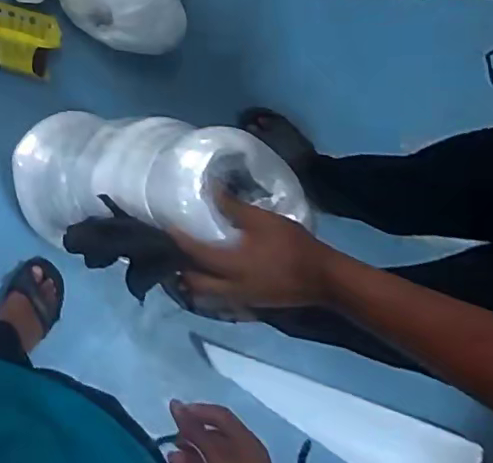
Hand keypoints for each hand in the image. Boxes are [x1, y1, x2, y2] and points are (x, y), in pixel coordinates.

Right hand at [166, 401, 270, 462]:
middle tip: (173, 440)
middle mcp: (246, 454)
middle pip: (214, 436)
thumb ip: (195, 429)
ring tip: (173, 458)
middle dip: (190, 436)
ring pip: (211, 456)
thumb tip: (175, 404)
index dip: (196, 410)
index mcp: (247, 441)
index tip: (174, 412)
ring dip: (190, 455)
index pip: (220, 415)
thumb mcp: (214, 452)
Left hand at [171, 189, 335, 309]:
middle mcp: (231, 288)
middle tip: (174, 248)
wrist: (325, 278)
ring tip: (188, 260)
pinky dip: (212, 288)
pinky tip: (214, 273)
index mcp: (229, 266)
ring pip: (207, 295)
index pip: (194, 253)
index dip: (178, 239)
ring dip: (194, 280)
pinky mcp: (254, 304)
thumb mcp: (260, 220)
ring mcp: (243, 300)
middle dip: (180, 268)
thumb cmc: (291, 246)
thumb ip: (232, 206)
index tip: (166, 226)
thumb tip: (209, 189)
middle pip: (195, 283)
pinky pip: (222, 299)